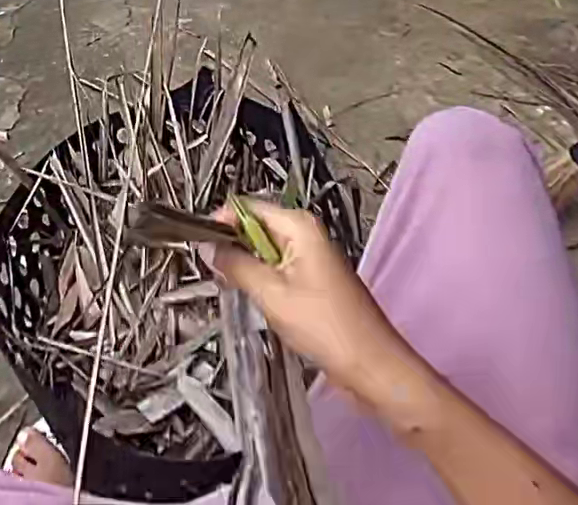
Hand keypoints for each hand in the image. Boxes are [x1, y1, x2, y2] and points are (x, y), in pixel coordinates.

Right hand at [202, 198, 424, 404]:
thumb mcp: (271, 294)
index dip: (222, 222)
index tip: (202, 242)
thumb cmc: (329, 328)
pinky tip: (260, 300)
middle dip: (233, 247)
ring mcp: (310, 255)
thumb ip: (234, 264)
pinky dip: (262, 279)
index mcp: (299, 225)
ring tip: (240, 289)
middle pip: (254, 227)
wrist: (374, 370)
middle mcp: (306, 233)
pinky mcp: (312, 278)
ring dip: (247, 266)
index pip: (247, 207)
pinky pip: (276, 267)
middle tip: (220, 272)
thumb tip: (208, 246)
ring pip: (263, 250)